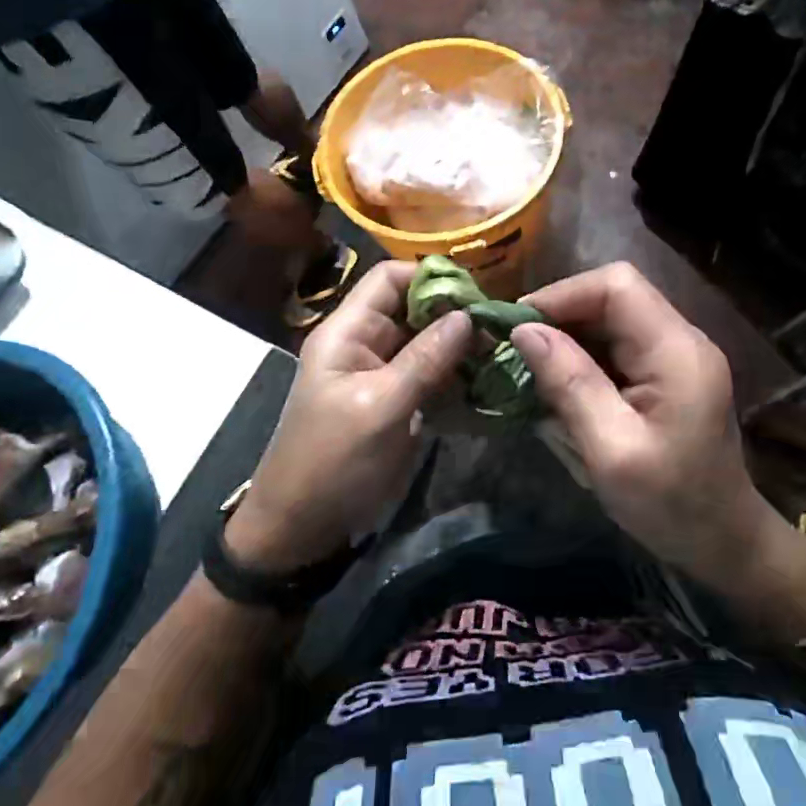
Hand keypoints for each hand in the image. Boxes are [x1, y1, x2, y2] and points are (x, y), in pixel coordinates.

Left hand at [224, 261, 471, 571]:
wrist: (302, 527)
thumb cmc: (332, 462)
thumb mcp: (380, 407)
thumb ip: (425, 359)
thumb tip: (468, 315)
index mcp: (348, 332)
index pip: (390, 278)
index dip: (432, 278)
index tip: (479, 295)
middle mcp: (365, 343)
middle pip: (414, 307)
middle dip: (456, 313)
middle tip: (501, 328)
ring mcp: (383, 373)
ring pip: (428, 341)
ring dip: (462, 345)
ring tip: (503, 353)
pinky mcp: (398, 401)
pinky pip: (431, 374)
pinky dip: (457, 374)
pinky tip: (488, 379)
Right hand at [511, 263, 780, 587]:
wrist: (723, 542)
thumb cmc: (670, 505)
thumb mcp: (611, 450)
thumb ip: (570, 384)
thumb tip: (524, 330)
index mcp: (677, 351)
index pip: (616, 286)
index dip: (562, 295)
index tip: (516, 327)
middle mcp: (681, 339)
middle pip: (613, 296)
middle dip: (559, 317)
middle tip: (514, 350)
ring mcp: (676, 354)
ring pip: (610, 319)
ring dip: (567, 338)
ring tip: (528, 369)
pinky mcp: (666, 373)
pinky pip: (617, 346)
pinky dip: (582, 358)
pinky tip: (558, 385)